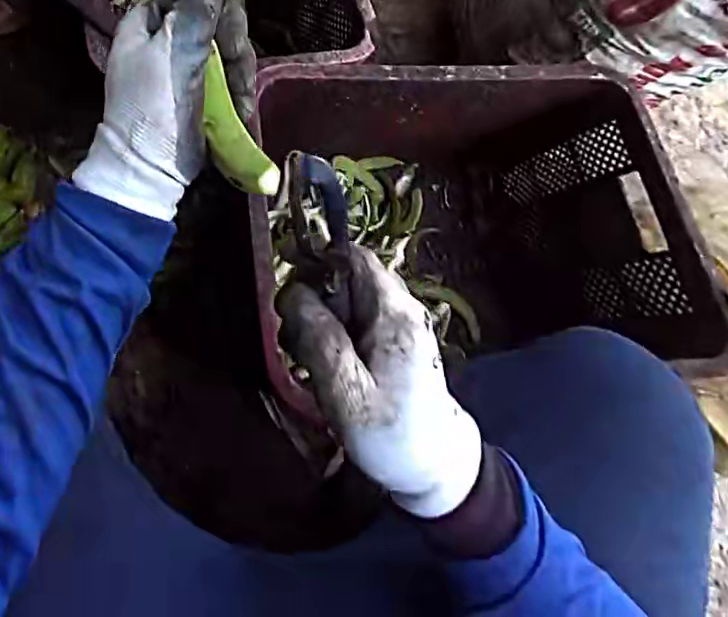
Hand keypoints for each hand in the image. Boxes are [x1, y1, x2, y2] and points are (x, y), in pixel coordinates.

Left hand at [71, 0, 260, 219]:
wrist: (150, 170)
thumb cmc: (152, 107)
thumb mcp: (175, 50)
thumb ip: (198, 3)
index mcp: (148, 18)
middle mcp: (168, 33)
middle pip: (217, 8)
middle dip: (230, 35)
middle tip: (228, 58)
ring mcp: (189, 60)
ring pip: (231, 40)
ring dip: (239, 68)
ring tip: (235, 99)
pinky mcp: (208, 85)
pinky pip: (234, 70)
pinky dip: (241, 87)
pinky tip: (239, 109)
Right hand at [278, 243, 483, 517]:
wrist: (438, 471)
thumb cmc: (393, 437)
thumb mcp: (347, 394)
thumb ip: (320, 339)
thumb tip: (293, 292)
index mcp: (393, 313)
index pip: (352, 257)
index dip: (316, 262)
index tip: (289, 288)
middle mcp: (401, 307)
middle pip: (346, 274)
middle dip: (312, 296)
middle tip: (293, 336)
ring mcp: (400, 321)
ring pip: (347, 295)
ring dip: (320, 316)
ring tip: (306, 355)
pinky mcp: (394, 337)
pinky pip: (356, 316)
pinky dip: (334, 330)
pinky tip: (324, 362)